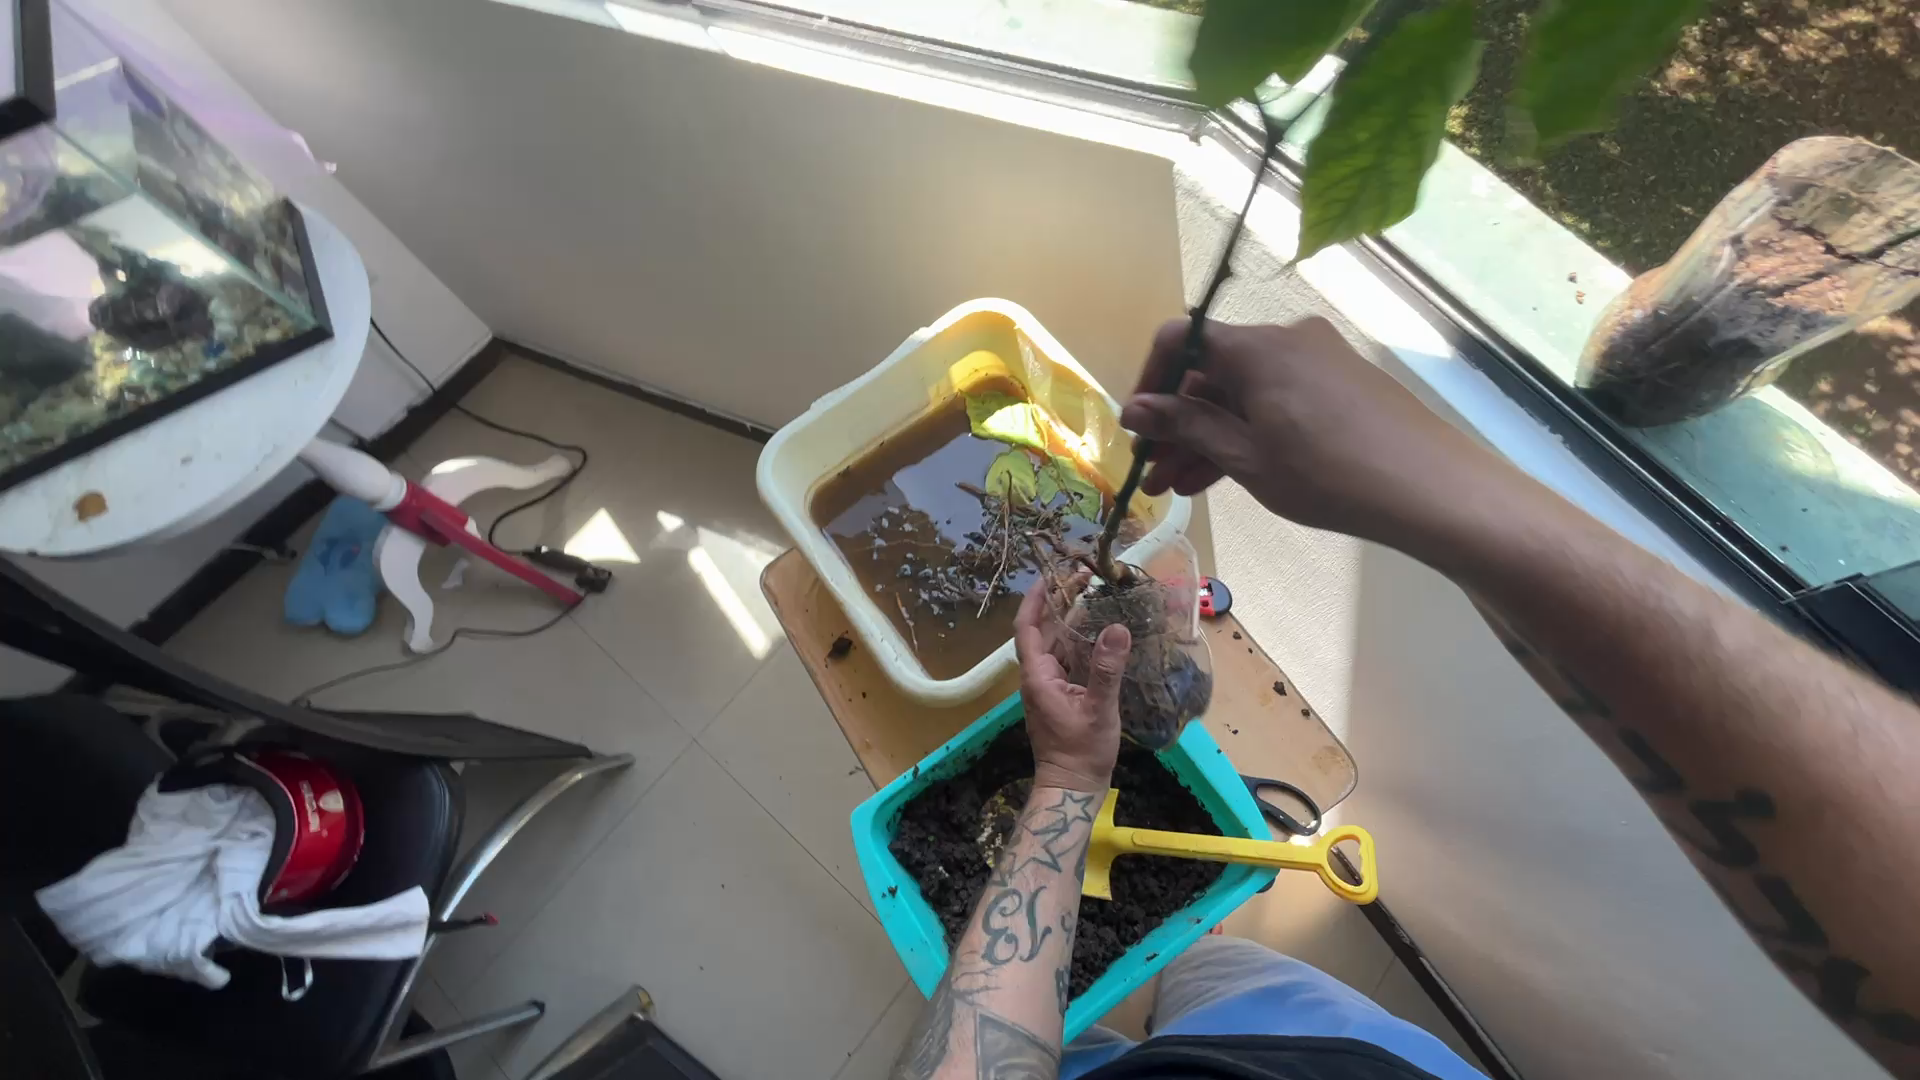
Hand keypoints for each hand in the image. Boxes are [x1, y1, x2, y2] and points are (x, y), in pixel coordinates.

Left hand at [1013, 575, 1126, 792]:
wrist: (1073, 786)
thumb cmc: (1081, 751)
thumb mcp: (1098, 709)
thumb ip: (1106, 669)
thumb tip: (1116, 628)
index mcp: (1037, 676)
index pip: (1027, 628)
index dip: (1035, 600)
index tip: (1050, 576)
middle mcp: (1038, 676)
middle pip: (1042, 631)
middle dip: (1059, 603)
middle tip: (1083, 579)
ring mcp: (1048, 686)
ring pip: (1055, 644)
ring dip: (1070, 621)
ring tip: (1093, 596)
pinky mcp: (1060, 694)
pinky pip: (1066, 659)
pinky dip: (1079, 642)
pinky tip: (1098, 634)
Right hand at [1119, 317, 1501, 548]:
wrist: (1432, 491)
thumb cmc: (1325, 473)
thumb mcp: (1243, 454)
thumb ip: (1184, 426)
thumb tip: (1132, 409)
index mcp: (1258, 347)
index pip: (1181, 340)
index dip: (1150, 381)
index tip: (1138, 429)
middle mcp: (1285, 341)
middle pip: (1210, 374)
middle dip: (1175, 426)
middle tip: (1152, 474)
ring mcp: (1314, 364)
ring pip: (1240, 396)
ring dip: (1205, 438)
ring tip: (1177, 488)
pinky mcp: (1336, 389)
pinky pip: (1272, 404)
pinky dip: (1244, 434)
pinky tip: (1219, 475)